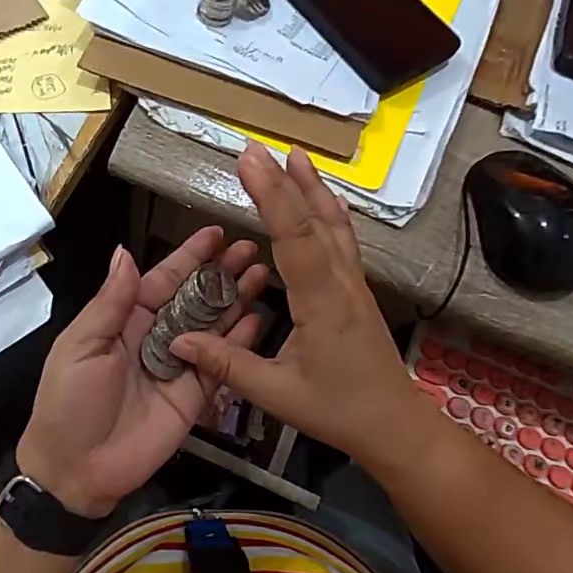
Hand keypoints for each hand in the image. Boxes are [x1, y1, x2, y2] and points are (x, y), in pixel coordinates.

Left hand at [15, 227, 267, 516]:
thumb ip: (110, 302)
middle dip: (221, 273)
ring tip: (264, 274)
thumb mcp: (80, 346)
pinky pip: (221, 364)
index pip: (162, 279)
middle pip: (195, 297)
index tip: (215, 233)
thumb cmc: (69, 402)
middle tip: (251, 249)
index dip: (188, 256)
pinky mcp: (195, 395)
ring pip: (213, 325)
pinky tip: (259, 319)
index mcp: (125, 319)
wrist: (77, 468)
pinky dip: (240, 342)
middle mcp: (155, 336)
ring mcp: (178, 365)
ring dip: (237, 300)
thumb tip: (124, 252)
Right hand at [170, 144, 426, 472]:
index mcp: (322, 303)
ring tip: (294, 157)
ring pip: (334, 226)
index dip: (270, 196)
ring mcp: (354, 285)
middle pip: (315, 220)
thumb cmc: (338, 411)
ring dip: (312, 189)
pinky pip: (342, 241)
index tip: (248, 160)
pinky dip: (328, 213)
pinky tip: (325, 201)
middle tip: (258, 148)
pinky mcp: (356, 292)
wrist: (395, 425)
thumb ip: (226, 365)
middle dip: (284, 181)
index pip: (294, 237)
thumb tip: (178, 340)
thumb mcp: (276, 394)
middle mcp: (341, 284)